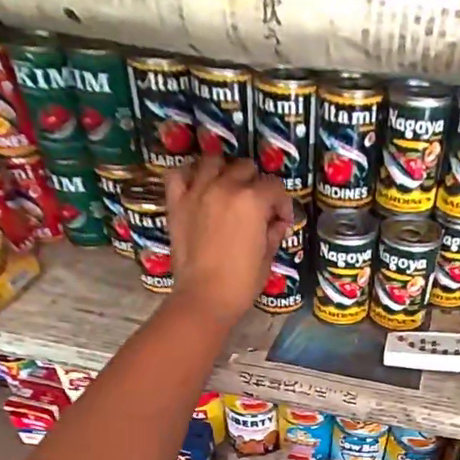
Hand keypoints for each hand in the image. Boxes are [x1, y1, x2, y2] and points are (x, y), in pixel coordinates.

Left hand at [164, 151, 293, 322]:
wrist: (204, 298)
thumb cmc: (241, 283)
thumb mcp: (266, 258)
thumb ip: (273, 233)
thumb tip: (277, 223)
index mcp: (252, 201)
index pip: (275, 187)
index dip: (282, 204)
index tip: (281, 220)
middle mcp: (225, 187)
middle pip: (245, 168)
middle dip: (255, 184)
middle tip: (255, 207)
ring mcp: (198, 192)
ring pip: (213, 161)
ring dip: (224, 171)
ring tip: (227, 188)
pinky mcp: (177, 203)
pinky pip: (179, 174)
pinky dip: (189, 174)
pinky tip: (196, 185)